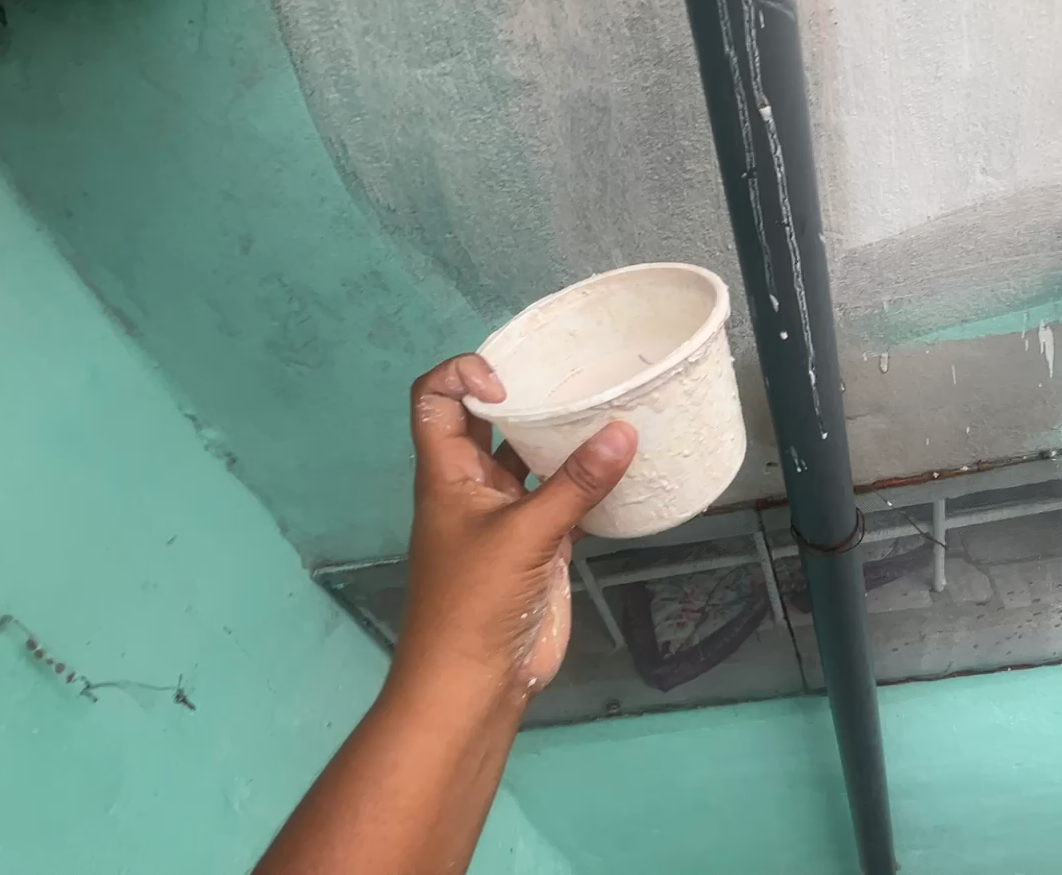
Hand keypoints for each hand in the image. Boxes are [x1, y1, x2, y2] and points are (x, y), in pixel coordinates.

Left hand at [397, 354, 636, 701]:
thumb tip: (624, 431)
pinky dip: (590, 479)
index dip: (464, 375)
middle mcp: (476, 484)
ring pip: (533, 458)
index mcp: (448, 472)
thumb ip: (576, 484)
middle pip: (491, 422)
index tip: (514, 381)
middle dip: (526, 394)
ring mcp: (510, 513)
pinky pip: (566, 495)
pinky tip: (624, 466)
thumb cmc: (476, 601)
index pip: (437, 400)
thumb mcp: (526, 534)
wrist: (476, 685)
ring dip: (563, 436)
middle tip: (578, 375)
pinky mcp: (541, 541)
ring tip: (608, 408)